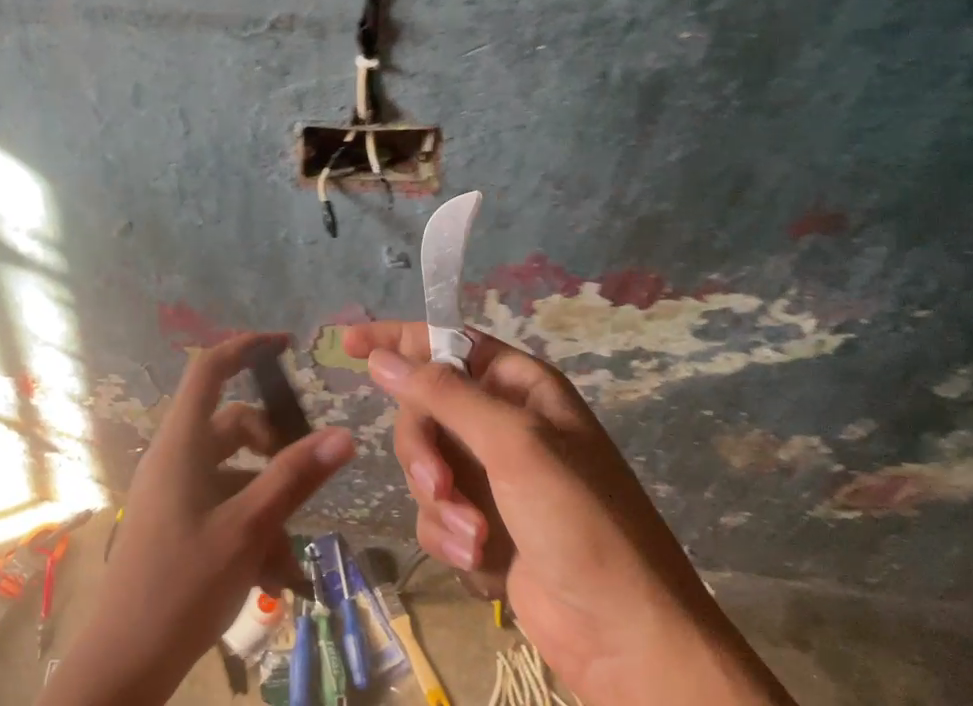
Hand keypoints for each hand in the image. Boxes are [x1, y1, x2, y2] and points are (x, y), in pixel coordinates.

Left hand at [40, 332, 354, 705]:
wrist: (124, 662)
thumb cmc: (181, 586)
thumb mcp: (247, 531)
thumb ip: (293, 479)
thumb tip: (343, 434)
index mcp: (180, 445)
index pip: (209, 370)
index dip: (246, 348)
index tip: (289, 345)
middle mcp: (174, 459)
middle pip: (232, 426)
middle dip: (275, 451)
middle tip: (305, 477)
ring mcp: (173, 493)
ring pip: (234, 477)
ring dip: (269, 507)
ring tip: (291, 561)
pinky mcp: (176, 525)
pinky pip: (222, 508)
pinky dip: (252, 531)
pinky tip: (277, 579)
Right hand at [344, 322, 793, 705]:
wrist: (623, 634)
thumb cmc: (579, 522)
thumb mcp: (513, 445)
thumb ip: (443, 396)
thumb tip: (381, 358)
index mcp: (523, 388)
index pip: (450, 344)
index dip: (400, 339)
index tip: (349, 343)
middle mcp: (505, 425)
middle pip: (425, 411)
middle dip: (423, 452)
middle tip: (436, 485)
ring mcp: (492, 478)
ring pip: (424, 466)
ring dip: (440, 504)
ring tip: (474, 537)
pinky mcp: (482, 526)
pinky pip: (434, 512)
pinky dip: (448, 535)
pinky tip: (479, 561)